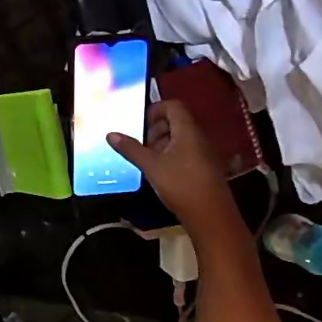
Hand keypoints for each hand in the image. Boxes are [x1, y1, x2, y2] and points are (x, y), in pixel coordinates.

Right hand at [108, 100, 235, 223]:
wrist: (210, 215)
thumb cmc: (180, 185)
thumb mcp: (151, 166)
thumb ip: (131, 149)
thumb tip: (111, 134)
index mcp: (188, 131)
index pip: (173, 106)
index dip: (155, 109)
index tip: (139, 122)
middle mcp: (198, 137)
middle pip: (176, 121)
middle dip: (155, 128)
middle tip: (139, 143)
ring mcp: (203, 152)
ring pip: (180, 137)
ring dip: (161, 143)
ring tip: (146, 158)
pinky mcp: (204, 167)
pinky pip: (185, 151)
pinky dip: (170, 154)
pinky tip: (158, 171)